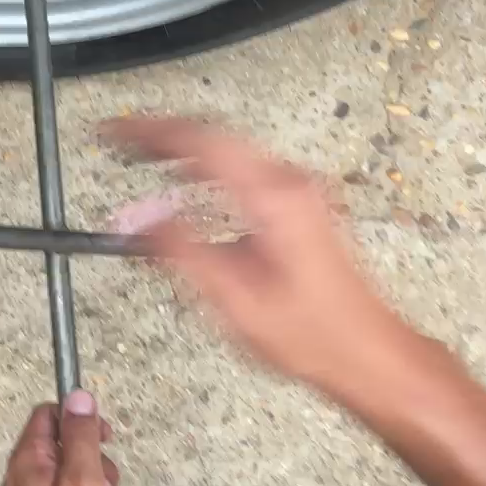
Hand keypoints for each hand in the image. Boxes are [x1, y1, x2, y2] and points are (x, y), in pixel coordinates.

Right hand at [104, 117, 464, 410]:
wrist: (370, 354)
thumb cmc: (310, 333)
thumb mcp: (232, 299)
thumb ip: (180, 250)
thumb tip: (138, 217)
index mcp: (271, 198)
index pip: (198, 141)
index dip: (148, 132)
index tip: (115, 131)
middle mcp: (289, 183)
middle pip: (213, 134)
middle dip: (160, 133)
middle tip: (120, 139)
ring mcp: (298, 190)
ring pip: (228, 145)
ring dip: (181, 146)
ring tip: (142, 153)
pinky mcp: (300, 203)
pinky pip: (242, 164)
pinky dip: (203, 163)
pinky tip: (185, 177)